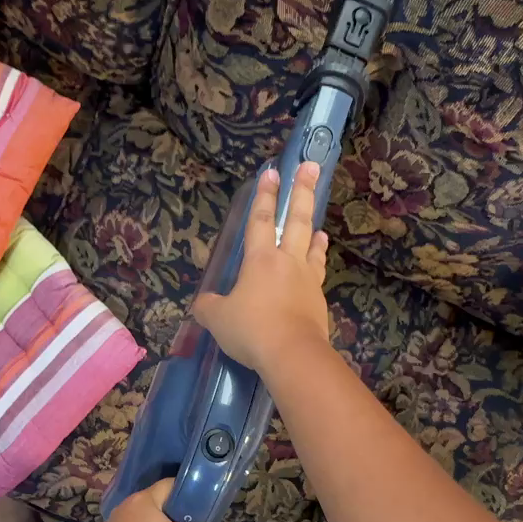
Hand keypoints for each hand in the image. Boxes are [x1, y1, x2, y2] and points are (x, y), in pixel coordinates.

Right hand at [192, 160, 332, 379]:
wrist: (292, 354)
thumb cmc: (252, 330)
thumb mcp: (218, 319)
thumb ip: (208, 307)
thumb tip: (202, 303)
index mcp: (260, 260)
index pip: (260, 220)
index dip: (264, 196)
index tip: (271, 173)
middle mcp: (287, 262)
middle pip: (297, 221)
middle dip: (302, 192)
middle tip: (311, 167)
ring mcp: (306, 280)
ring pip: (312, 246)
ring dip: (314, 231)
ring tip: (319, 223)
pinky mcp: (318, 300)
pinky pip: (318, 273)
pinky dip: (318, 261)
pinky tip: (318, 263)